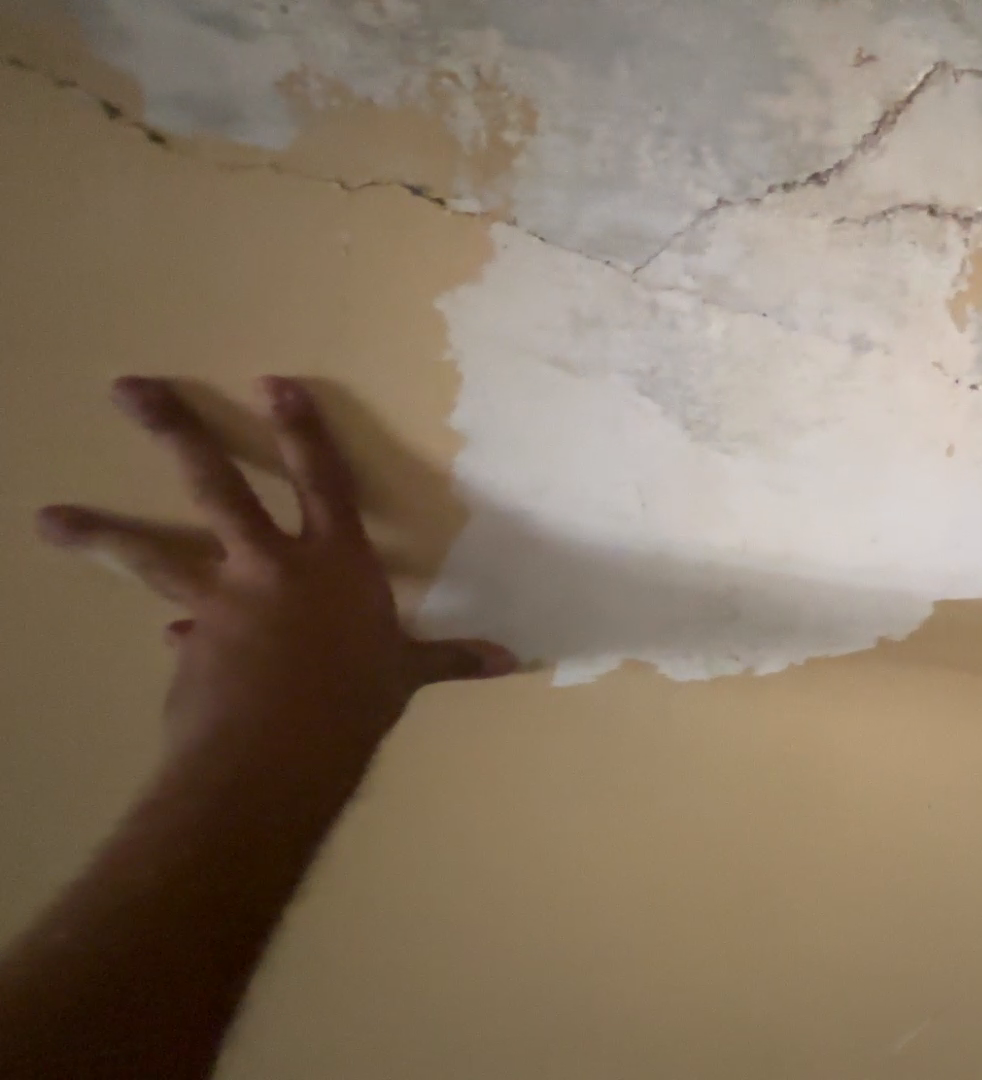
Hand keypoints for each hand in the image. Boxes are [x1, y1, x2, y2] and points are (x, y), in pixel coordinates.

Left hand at [36, 377, 515, 757]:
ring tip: (48, 519)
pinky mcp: (192, 642)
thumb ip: (453, 658)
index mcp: (339, 563)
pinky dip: (185, 627)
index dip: (304, 432)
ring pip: (153, 555)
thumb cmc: (358, 694)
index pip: (326, 482)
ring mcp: (222, 600)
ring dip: (104, 534)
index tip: (275, 385)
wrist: (280, 747)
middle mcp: (274, 566)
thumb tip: (511, 661)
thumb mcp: (410, 672)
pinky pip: (186, 626)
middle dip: (180, 435)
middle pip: (220, 488)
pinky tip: (176, 634)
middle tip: (129, 388)